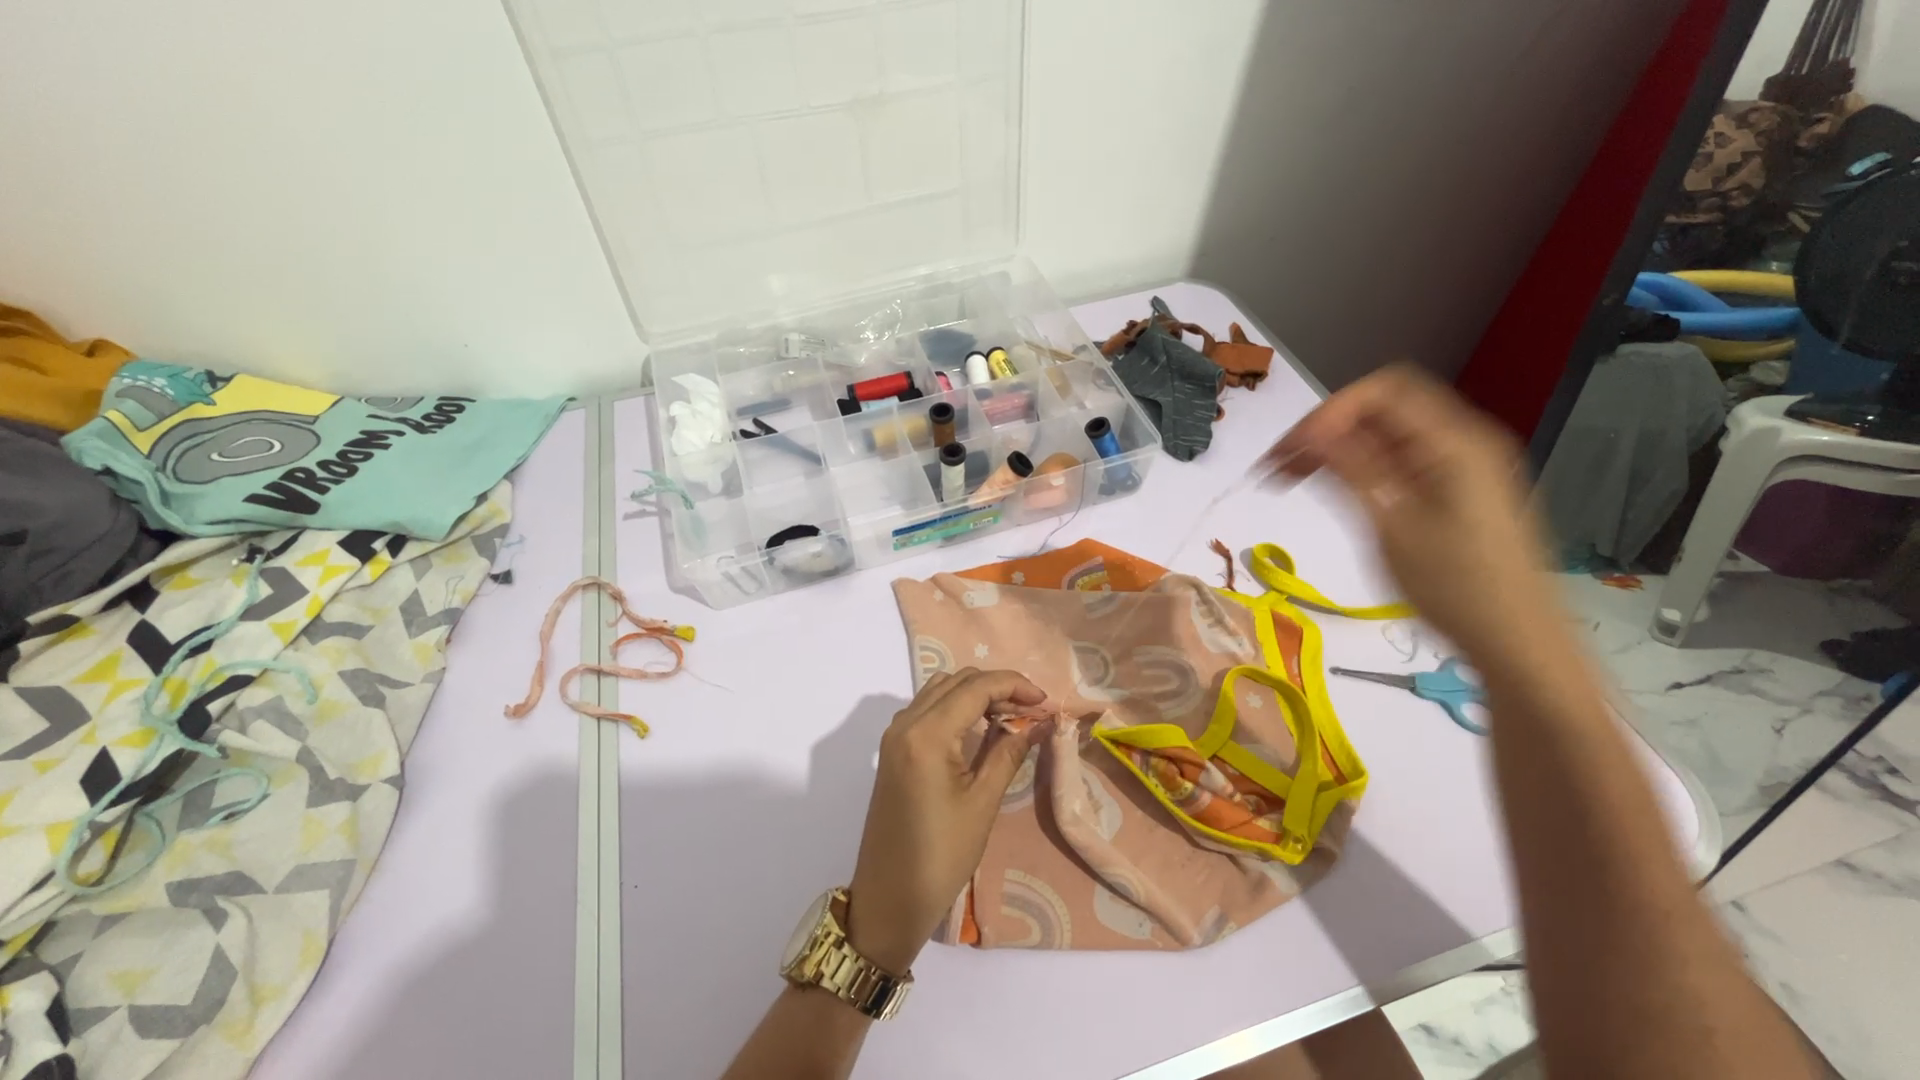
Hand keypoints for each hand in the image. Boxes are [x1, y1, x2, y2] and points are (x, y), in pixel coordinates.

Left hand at [845, 669, 1044, 973]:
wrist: (889, 897)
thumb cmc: (941, 855)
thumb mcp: (983, 803)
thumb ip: (1008, 753)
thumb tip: (1036, 723)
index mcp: (927, 734)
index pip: (976, 687)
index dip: (1014, 686)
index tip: (1046, 703)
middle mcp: (905, 723)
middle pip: (956, 681)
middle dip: (997, 688)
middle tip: (1032, 712)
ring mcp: (894, 736)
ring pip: (940, 691)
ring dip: (976, 695)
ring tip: (1011, 719)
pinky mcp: (893, 751)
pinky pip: (927, 710)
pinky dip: (956, 708)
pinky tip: (981, 730)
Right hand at [1263, 364, 1559, 661]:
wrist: (1520, 645)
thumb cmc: (1455, 589)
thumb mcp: (1392, 526)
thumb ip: (1350, 469)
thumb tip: (1309, 430)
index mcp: (1454, 441)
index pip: (1382, 392)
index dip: (1327, 413)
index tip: (1289, 452)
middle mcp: (1463, 442)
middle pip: (1383, 409)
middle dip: (1326, 429)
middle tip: (1277, 467)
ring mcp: (1464, 468)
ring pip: (1389, 436)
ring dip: (1338, 449)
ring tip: (1291, 480)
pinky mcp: (1459, 493)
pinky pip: (1403, 462)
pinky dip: (1363, 469)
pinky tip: (1335, 492)